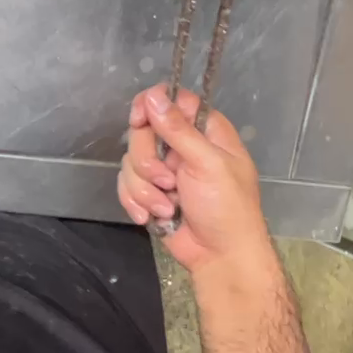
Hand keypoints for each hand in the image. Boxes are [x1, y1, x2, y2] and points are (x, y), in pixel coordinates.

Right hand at [117, 84, 273, 274]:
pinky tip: (152, 218)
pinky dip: (136, 203)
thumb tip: (153, 95)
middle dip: (147, 163)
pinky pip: (125, 185)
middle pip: (141, 132)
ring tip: (167, 208)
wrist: (219, 257)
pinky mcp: (149, 192)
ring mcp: (163, 169)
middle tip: (167, 182)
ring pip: (129, 162)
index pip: (169, 99)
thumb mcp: (207, 164)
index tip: (139, 122)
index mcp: (204, 130)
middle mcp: (181, 145)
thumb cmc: (226, 208)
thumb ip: (178, 130)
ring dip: (144, 190)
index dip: (149, 107)